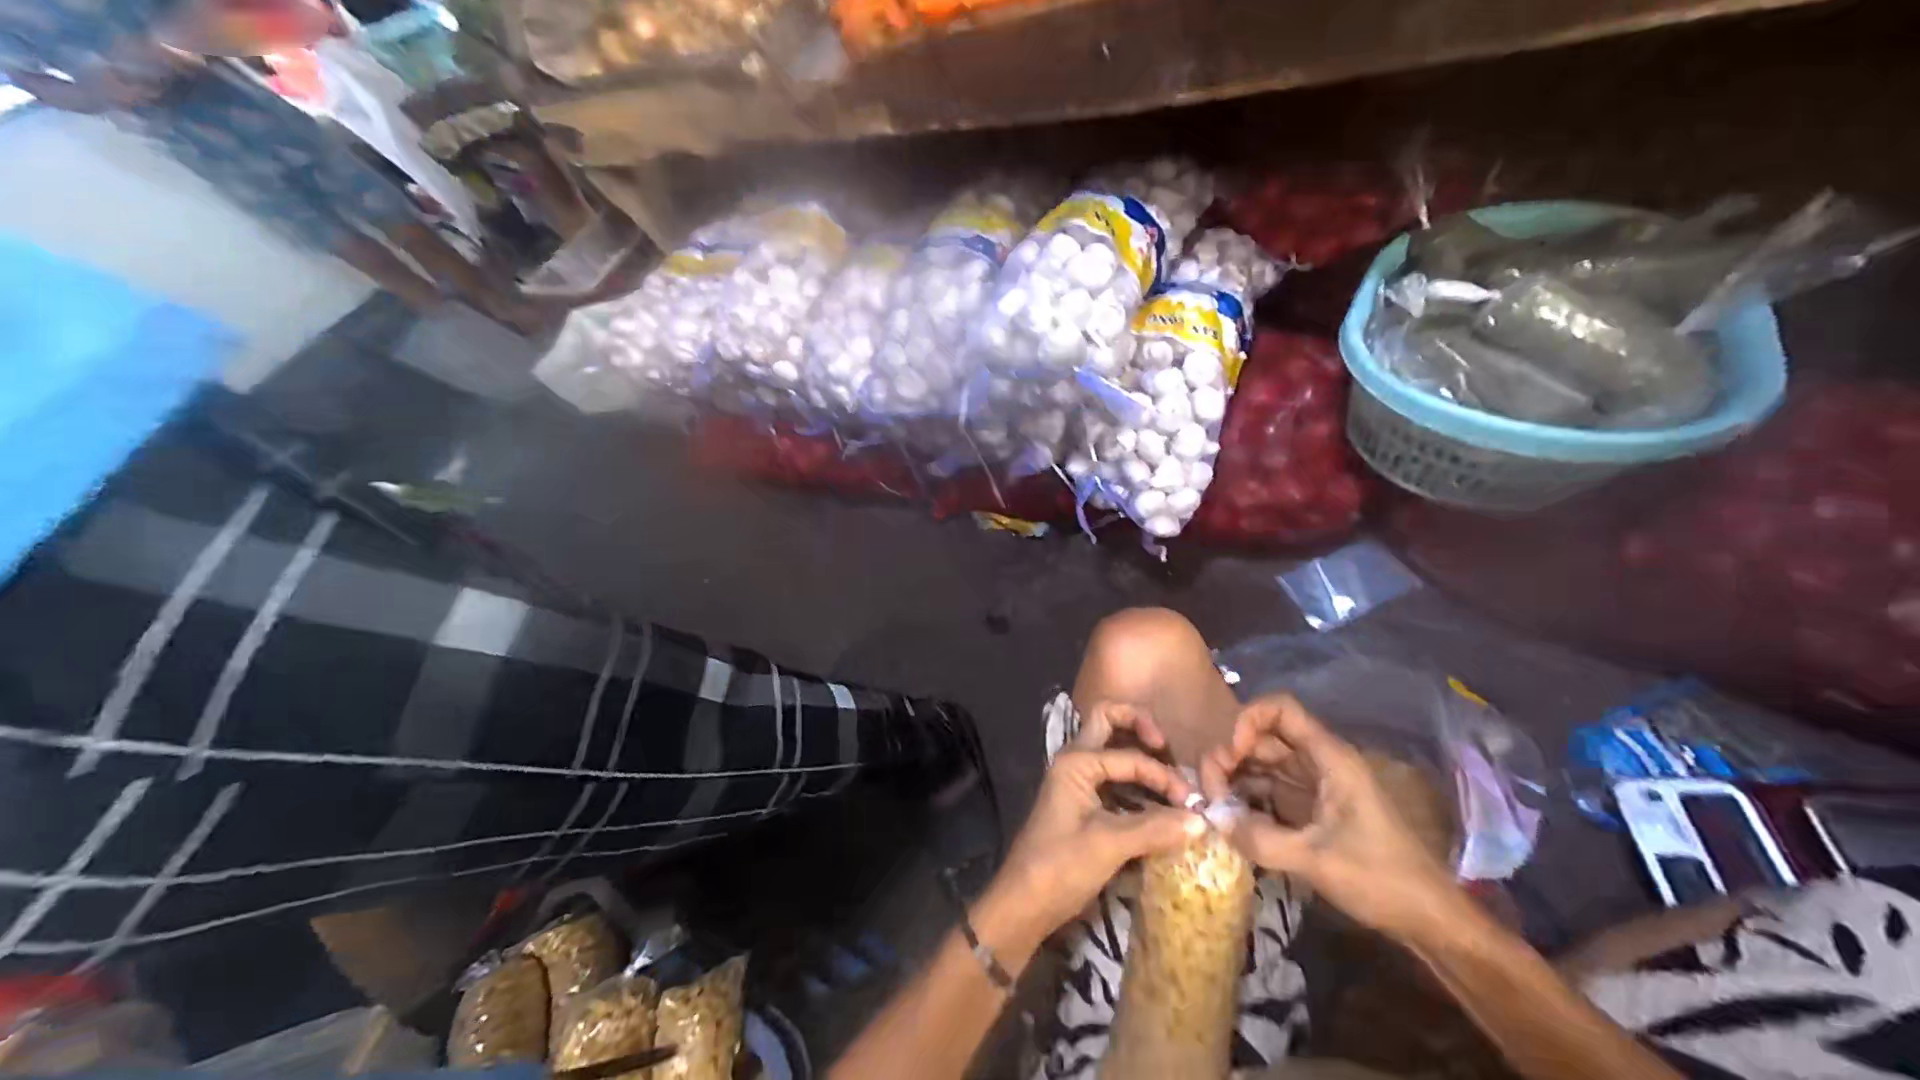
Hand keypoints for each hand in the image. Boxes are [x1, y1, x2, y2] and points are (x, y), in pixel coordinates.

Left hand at [994, 708, 1204, 941]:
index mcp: (1076, 762)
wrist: (1023, 903)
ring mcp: (1077, 783)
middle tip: (1167, 748)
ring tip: (1170, 778)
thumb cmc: (1060, 866)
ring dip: (1139, 755)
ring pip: (1111, 750)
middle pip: (1108, 722)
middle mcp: (1075, 762)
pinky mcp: (1082, 805)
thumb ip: (1155, 828)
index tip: (1191, 804)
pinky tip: (1157, 804)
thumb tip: (1201, 820)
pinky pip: (1112, 780)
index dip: (1164, 777)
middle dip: (1139, 725)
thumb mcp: (1109, 845)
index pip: (1131, 756)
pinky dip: (1134, 783)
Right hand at [1201, 695, 1458, 937]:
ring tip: (1213, 804)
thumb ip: (1260, 839)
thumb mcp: (1316, 861)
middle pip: (1264, 738)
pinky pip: (1270, 790)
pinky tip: (1229, 817)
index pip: (1280, 710)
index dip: (1248, 721)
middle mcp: (1320, 763)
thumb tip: (1212, 819)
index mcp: (1330, 759)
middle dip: (1231, 754)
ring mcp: (1315, 787)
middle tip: (1208, 789)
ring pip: (1263, 764)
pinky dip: (1247, 798)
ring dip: (1235, 777)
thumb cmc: (1381, 879)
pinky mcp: (1311, 811)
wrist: (1428, 920)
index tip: (1230, 755)